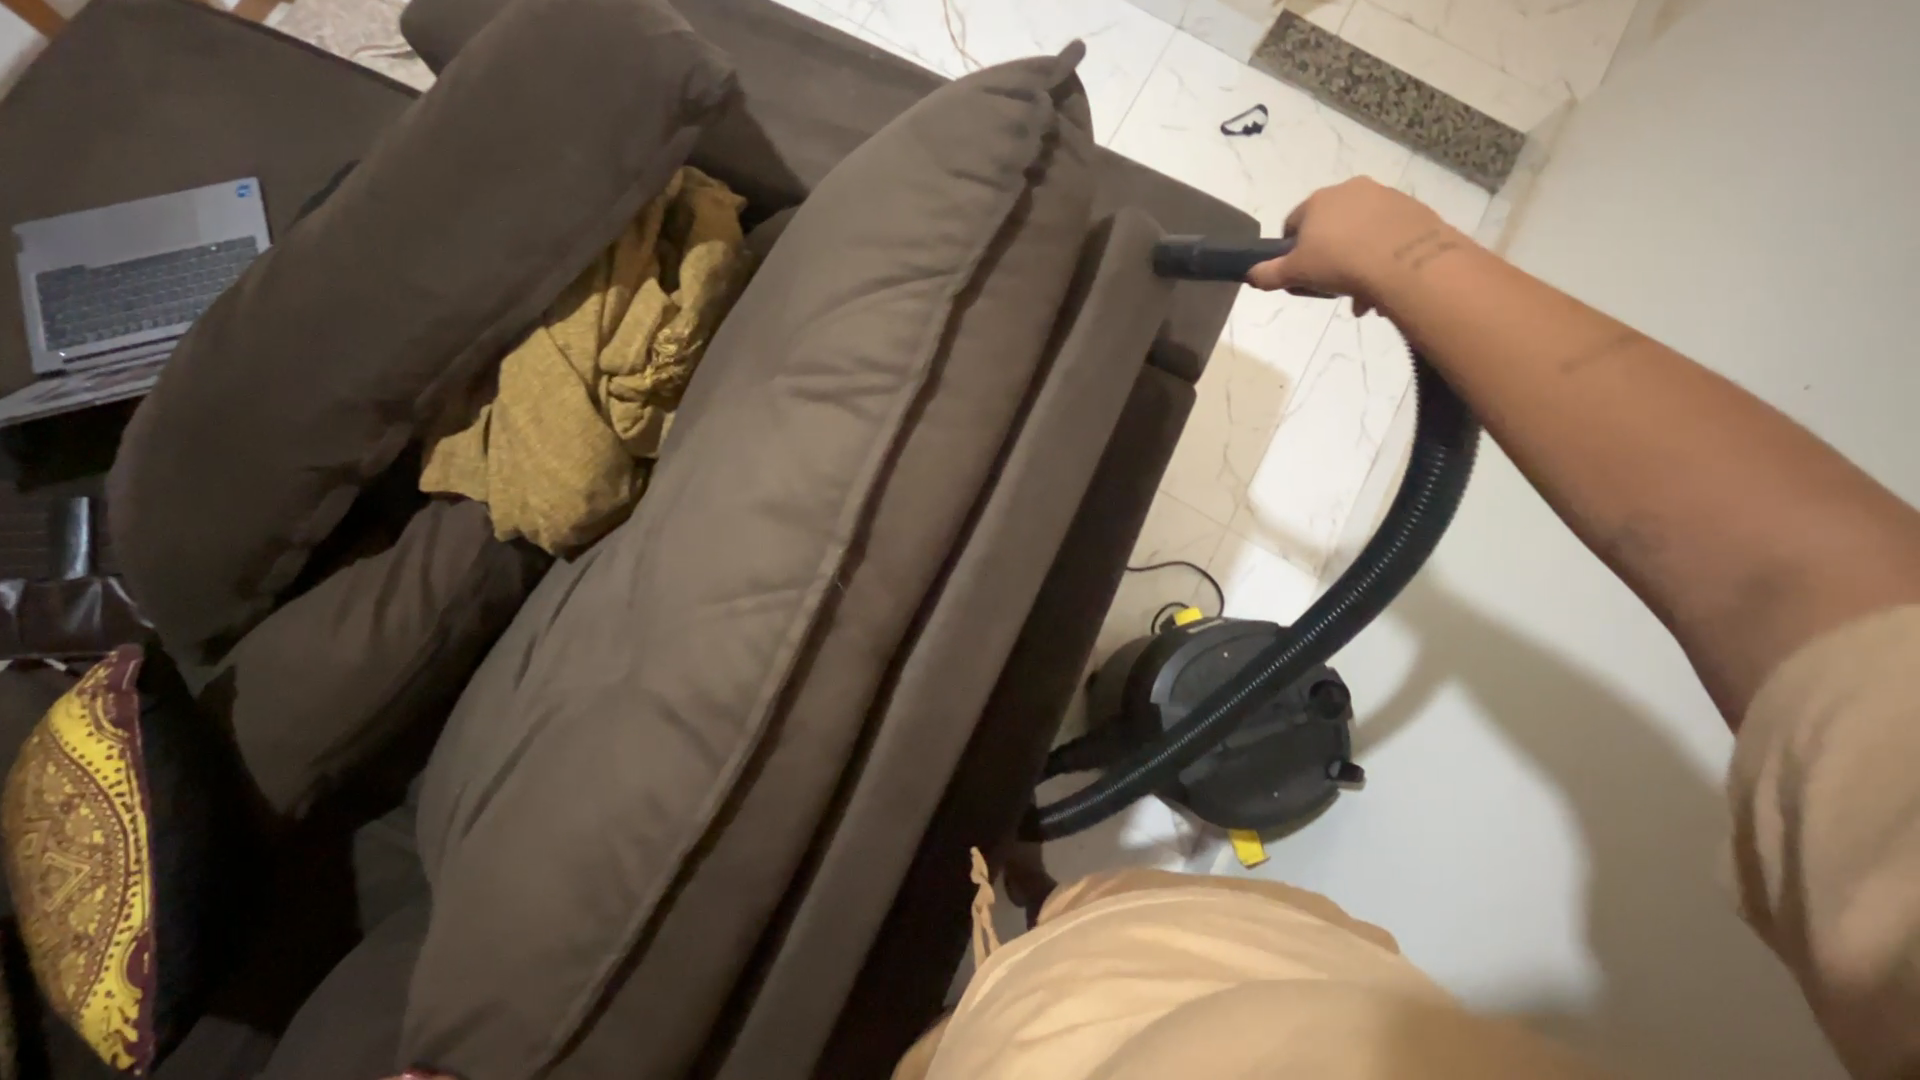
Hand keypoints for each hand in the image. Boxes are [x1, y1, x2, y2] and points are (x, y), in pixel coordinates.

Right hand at [1246, 177, 1463, 317]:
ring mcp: (1386, 197)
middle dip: (1329, 257)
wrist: (1406, 263)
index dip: (1292, 251)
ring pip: (1361, 233)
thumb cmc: (1340, 263)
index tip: (1299, 273)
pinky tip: (1384, 283)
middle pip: (1331, 227)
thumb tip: (1250, 274)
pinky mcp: (1414, 210)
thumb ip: (1268, 274)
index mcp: (1319, 201)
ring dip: (1357, 261)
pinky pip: (1389, 236)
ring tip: (1362, 294)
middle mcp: (1352, 190)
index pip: (1293, 223)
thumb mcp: (1295, 273)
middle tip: (1331, 285)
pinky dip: (1383, 257)